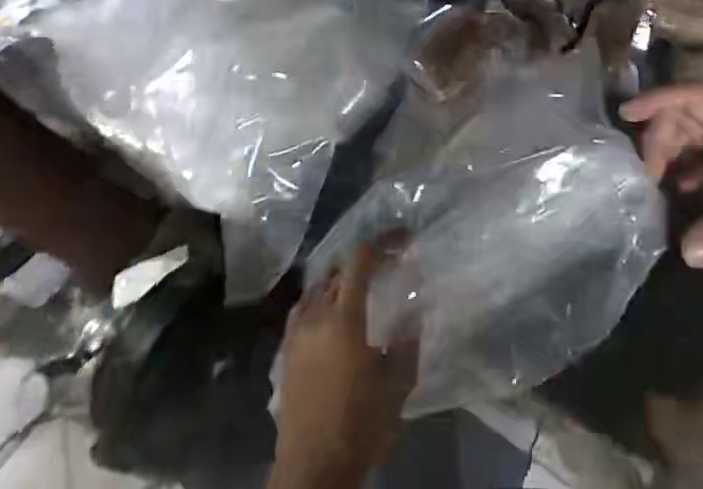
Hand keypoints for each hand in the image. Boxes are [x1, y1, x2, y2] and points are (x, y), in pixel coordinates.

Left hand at [273, 238, 416, 488]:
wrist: (313, 470)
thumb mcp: (398, 382)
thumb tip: (416, 313)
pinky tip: (335, 312)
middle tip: (389, 260)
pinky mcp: (286, 354)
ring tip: (363, 282)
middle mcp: (315, 318)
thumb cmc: (361, 423)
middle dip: (364, 258)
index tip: (405, 238)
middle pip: (335, 269)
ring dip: (340, 277)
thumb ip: (408, 341)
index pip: (360, 260)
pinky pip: (303, 310)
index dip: (383, 241)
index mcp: (344, 319)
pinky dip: (322, 298)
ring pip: (316, 288)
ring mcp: (295, 336)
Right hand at [620, 85, 702, 269]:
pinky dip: (696, 166)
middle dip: (663, 133)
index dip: (661, 99)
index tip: (626, 114)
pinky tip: (686, 190)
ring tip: (656, 181)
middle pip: (695, 115)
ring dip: (677, 148)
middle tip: (645, 174)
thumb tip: (682, 247)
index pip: (700, 100)